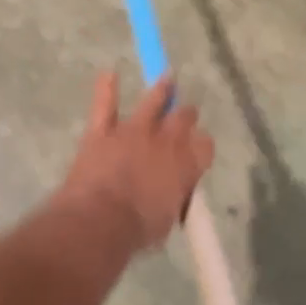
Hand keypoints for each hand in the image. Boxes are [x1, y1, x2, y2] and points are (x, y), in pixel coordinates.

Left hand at [53, 72, 214, 251]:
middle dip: (186, 115)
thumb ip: (173, 198)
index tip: (198, 150)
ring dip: (161, 90)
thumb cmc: (138, 230)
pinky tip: (108, 74)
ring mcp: (133, 132)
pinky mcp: (102, 132)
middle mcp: (165, 142)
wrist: (101, 220)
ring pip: (152, 102)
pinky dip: (106, 89)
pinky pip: (105, 106)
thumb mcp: (168, 219)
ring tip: (167, 78)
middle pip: (183, 118)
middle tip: (186, 114)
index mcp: (187, 165)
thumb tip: (171, 194)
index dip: (201, 146)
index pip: (205, 145)